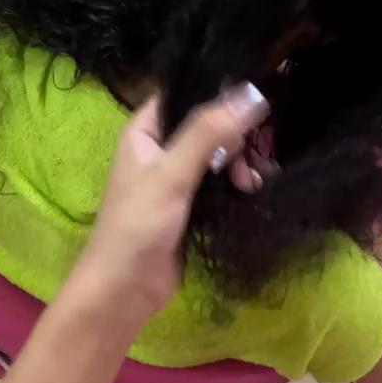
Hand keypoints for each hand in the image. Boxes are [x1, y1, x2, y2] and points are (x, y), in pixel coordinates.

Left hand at [69, 85, 269, 320]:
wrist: (125, 289)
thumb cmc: (137, 226)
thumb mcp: (171, 174)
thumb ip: (208, 133)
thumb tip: (250, 93)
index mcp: (144, 132)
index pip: (183, 94)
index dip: (218, 93)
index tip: (256, 98)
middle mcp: (159, 151)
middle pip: (208, 127)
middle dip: (236, 138)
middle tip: (253, 158)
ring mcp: (176, 181)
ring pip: (217, 157)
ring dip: (240, 165)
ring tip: (252, 183)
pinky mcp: (191, 208)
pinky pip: (219, 186)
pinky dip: (236, 186)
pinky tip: (252, 193)